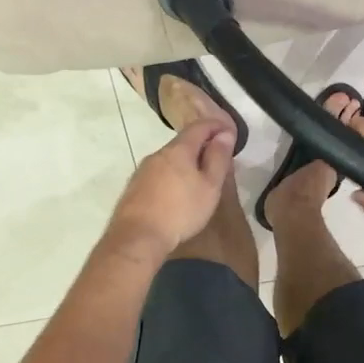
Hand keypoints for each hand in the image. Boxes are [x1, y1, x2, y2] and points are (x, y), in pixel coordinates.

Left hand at [106, 117, 235, 258]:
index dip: (216, 126)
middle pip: (182, 143)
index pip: (199, 127)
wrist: (138, 236)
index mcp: (178, 150)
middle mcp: (157, 155)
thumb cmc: (181, 211)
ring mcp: (142, 171)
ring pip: (168, 160)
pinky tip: (175, 193)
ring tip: (198, 179)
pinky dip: (171, 177)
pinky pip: (158, 175)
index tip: (229, 132)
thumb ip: (218, 158)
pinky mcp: (133, 188)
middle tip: (217, 159)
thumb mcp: (209, 186)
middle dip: (201, 146)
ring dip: (185, 163)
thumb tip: (225, 134)